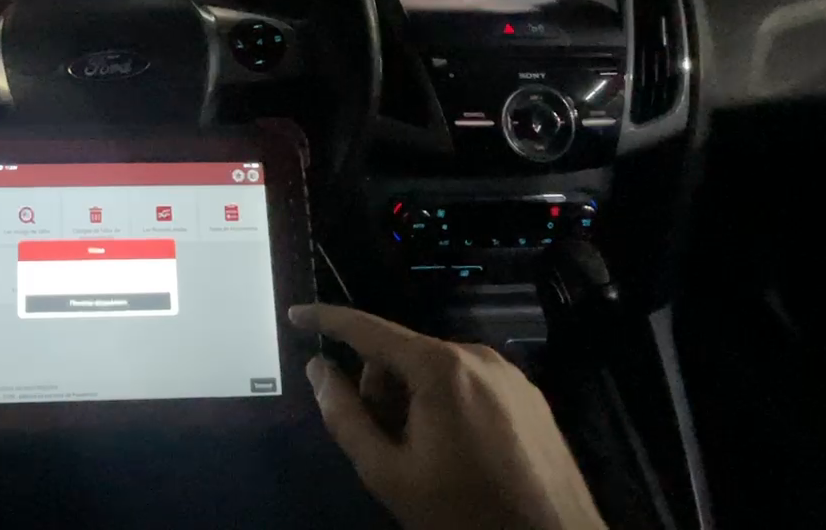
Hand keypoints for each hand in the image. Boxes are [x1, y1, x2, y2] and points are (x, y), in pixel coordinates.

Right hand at [289, 304, 604, 529]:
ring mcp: (508, 374)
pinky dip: (445, 403)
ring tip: (426, 455)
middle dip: (380, 389)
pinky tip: (458, 453)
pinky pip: (467, 382)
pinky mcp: (530, 396)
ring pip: (432, 368)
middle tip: (387, 443)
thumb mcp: (389, 475)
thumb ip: (344, 415)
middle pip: (400, 354)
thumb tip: (318, 368)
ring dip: (412, 398)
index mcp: (440, 368)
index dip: (326, 319)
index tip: (295, 314)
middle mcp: (475, 355)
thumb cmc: (468, 519)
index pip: (367, 329)